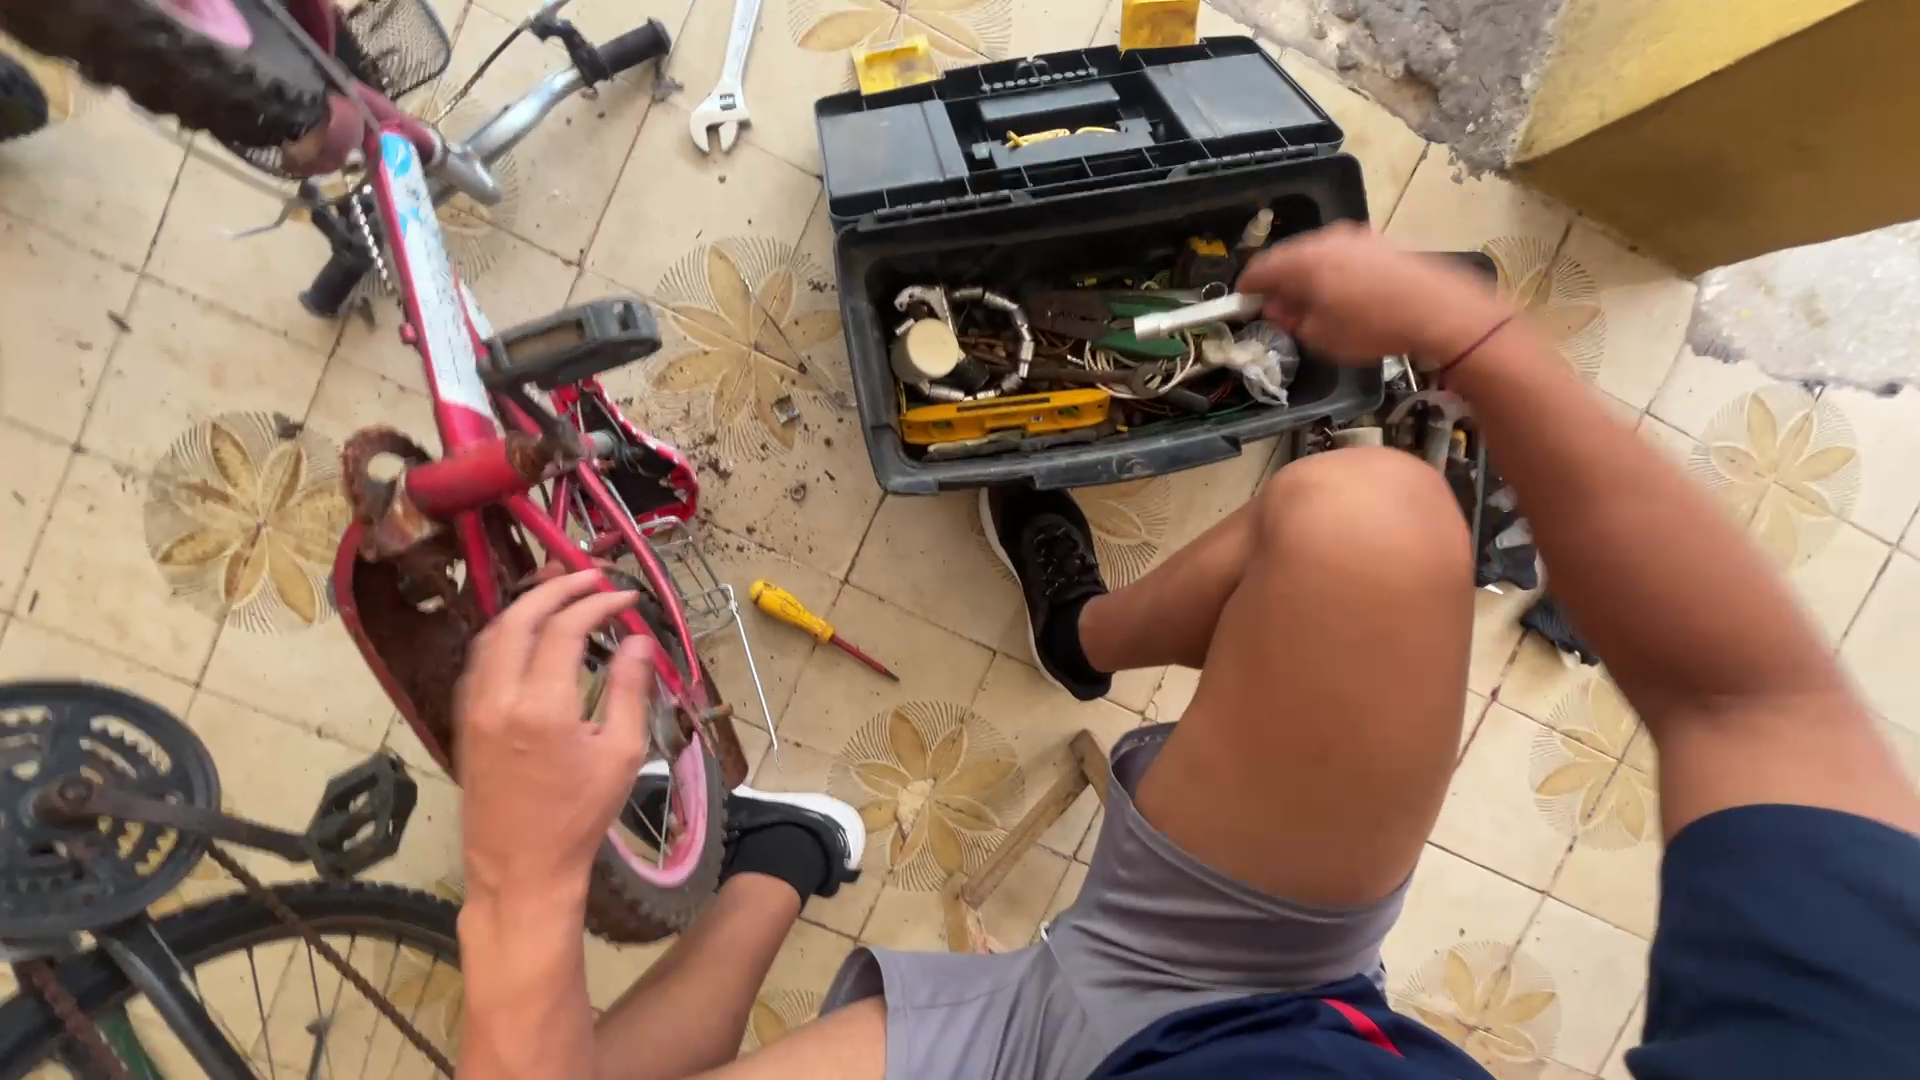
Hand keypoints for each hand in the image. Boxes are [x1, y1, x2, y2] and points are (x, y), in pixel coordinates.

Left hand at [453, 569, 656, 908]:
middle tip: (590, 577)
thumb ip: (630, 689)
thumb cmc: (581, 814)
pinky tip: (528, 635)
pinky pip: (479, 662)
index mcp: (543, 706)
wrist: (521, 868)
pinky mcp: (464, 724)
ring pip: (491, 636)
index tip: (627, 599)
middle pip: (520, 619)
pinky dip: (505, 635)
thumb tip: (639, 641)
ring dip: (525, 607)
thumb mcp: (623, 752)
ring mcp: (474, 711)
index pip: (567, 629)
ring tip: (559, 592)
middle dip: (556, 589)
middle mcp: (500, 699)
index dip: (599, 604)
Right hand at [1238, 222, 1513, 368]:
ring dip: (1304, 277)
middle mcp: (1327, 239)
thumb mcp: (1318, 335)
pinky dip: (1328, 273)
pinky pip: (1339, 255)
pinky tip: (1337, 296)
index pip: (1260, 269)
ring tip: (1308, 307)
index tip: (1242, 304)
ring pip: (1314, 255)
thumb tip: (1276, 309)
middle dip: (1278, 283)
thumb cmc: (1371, 326)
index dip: (1247, 289)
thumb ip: (1290, 319)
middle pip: (1287, 257)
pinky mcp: (1378, 243)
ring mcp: (1356, 237)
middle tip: (1276, 310)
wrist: (1439, 311)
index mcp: (1304, 260)